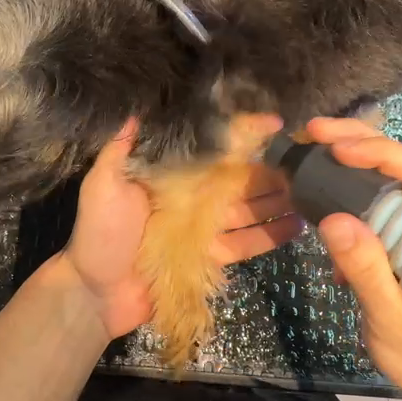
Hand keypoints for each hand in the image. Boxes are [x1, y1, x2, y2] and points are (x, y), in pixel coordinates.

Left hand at [54, 117, 303, 339]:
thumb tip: (134, 107)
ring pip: (245, 208)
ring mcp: (200, 227)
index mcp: (167, 175)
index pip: (207, 148)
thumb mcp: (103, 184)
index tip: (273, 122)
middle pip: (234, 177)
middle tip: (300, 159)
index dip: (238, 134)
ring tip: (307, 189)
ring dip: (274, 199)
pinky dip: (269, 235)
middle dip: (266, 167)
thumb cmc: (100, 234)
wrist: (95, 293)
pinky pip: (243, 243)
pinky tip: (296, 225)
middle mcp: (188, 196)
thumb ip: (120, 148)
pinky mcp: (208, 257)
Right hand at [308, 118, 401, 400]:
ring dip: (356, 156)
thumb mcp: (394, 323)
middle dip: (362, 141)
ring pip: (395, 176)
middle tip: (315, 131)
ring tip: (316, 146)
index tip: (337, 149)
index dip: (381, 154)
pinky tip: (327, 189)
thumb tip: (334, 219)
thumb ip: (369, 273)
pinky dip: (354, 182)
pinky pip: (385, 197)